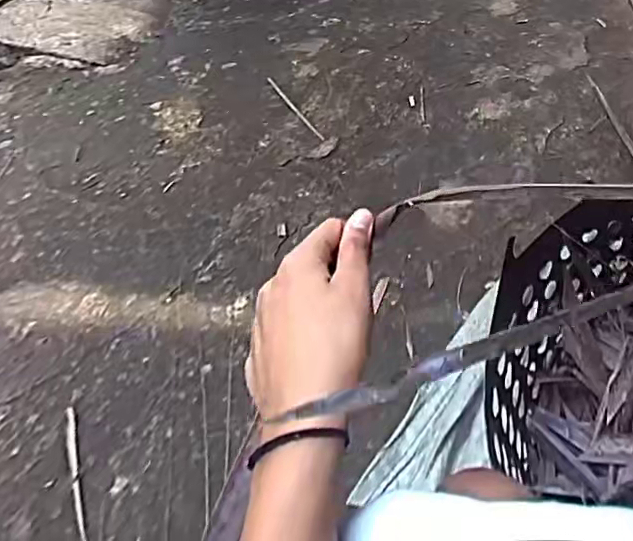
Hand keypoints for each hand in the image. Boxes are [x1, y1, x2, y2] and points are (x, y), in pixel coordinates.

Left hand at [246, 208, 374, 437]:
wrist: (305, 415)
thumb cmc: (334, 349)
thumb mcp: (355, 289)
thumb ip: (357, 247)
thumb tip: (360, 217)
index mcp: (295, 265)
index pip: (330, 228)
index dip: (356, 238)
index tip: (372, 258)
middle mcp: (272, 286)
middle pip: (314, 259)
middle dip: (339, 270)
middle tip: (361, 298)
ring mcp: (262, 319)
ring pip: (300, 293)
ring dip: (322, 299)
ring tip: (344, 327)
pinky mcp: (261, 349)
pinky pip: (289, 324)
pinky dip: (306, 326)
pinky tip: (321, 347)